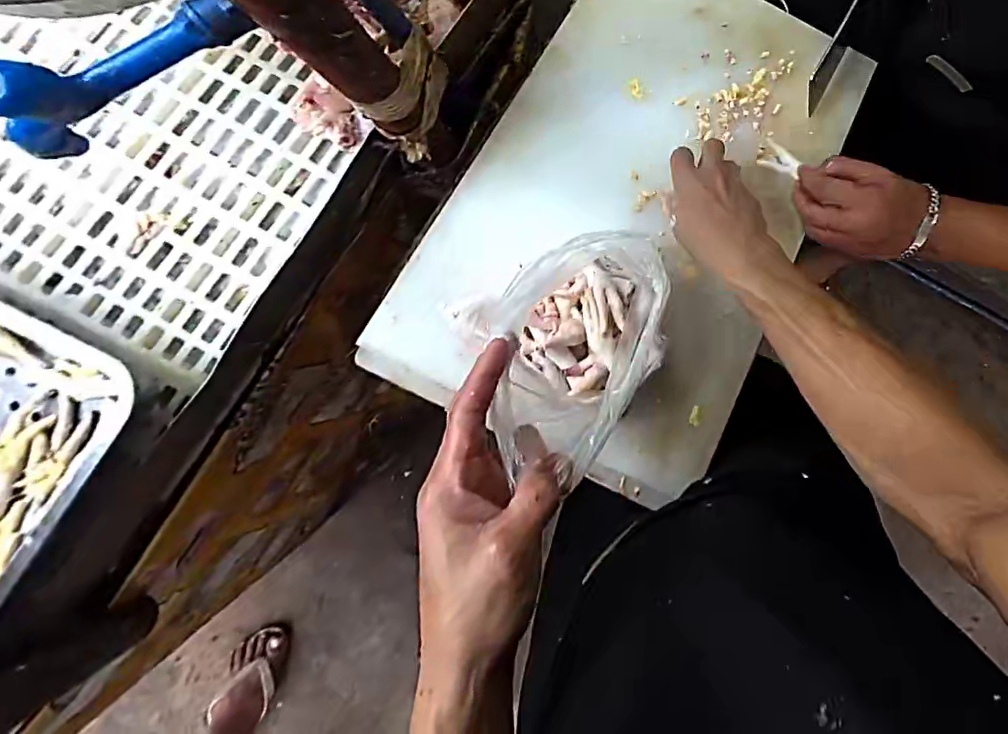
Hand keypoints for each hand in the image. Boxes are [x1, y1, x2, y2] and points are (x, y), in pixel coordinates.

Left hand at [416, 340, 560, 681]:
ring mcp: (473, 504)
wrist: (465, 662)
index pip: (464, 416)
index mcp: (448, 484)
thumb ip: (537, 495)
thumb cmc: (475, 605)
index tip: (501, 345)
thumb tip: (559, 459)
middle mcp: (457, 486)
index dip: (483, 378)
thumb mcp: (509, 546)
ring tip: (537, 392)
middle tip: (523, 356)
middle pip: (476, 425)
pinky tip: (545, 451)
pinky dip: (527, 457)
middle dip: (497, 389)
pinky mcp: (490, 521)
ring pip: (496, 450)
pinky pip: (509, 476)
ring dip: (514, 423)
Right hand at [669, 139, 784, 288]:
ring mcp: (735, 182)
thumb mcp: (680, 228)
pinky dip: (735, 191)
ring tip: (720, 189)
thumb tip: (678, 200)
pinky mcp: (751, 193)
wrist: (744, 253)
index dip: (681, 161)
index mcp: (689, 182)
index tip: (682, 171)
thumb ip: (678, 207)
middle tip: (704, 169)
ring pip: (729, 163)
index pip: (681, 154)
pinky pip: (741, 184)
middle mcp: (712, 174)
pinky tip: (733, 209)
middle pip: (712, 145)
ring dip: (723, 171)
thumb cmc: (705, 244)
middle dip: (707, 153)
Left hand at [795, 156, 934, 260]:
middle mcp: (850, 225)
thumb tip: (821, 168)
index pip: (822, 189)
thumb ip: (847, 167)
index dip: (808, 178)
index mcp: (861, 201)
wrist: (924, 229)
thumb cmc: (902, 196)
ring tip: (805, 197)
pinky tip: (815, 214)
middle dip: (800, 196)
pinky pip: (821, 239)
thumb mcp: (878, 172)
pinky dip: (813, 225)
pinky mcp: (848, 252)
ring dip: (803, 211)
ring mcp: (847, 242)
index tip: (802, 170)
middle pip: (811, 211)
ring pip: (812, 228)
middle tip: (799, 184)